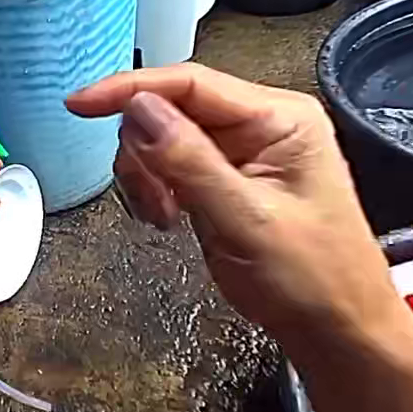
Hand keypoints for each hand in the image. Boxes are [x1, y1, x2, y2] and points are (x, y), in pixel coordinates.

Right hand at [67, 64, 412, 352]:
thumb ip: (189, 161)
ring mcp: (235, 149)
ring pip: (156, 137)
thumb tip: (138, 109)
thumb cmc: (311, 278)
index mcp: (277, 119)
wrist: (332, 328)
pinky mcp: (217, 173)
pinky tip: (168, 217)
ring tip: (164, 215)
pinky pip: (163, 162)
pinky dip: (151, 188)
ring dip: (144, 175)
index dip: (128, 89)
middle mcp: (255, 124)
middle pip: (166, 109)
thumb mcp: (245, 219)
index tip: (80, 105)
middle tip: (153, 199)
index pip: (188, 83)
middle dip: (143, 152)